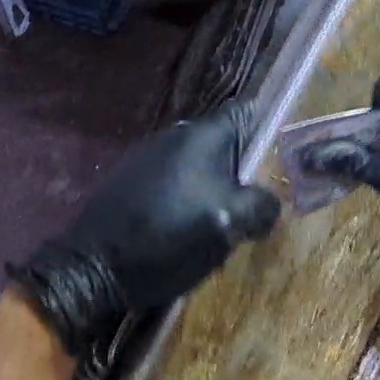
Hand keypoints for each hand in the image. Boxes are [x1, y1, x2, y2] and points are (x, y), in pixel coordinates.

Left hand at [8, 101, 281, 351]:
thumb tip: (270, 203)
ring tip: (224, 223)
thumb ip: (261, 206)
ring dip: (215, 189)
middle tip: (258, 202)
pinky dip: (187, 200)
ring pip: (200, 165)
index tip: (286, 160)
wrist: (93, 267)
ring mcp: (148, 157)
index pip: (247, 113)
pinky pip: (174, 182)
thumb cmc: (168, 236)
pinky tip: (186, 229)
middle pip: (226, 143)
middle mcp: (175, 135)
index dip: (271, 131)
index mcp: (202, 134)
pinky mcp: (130, 181)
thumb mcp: (229, 224)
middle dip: (244, 170)